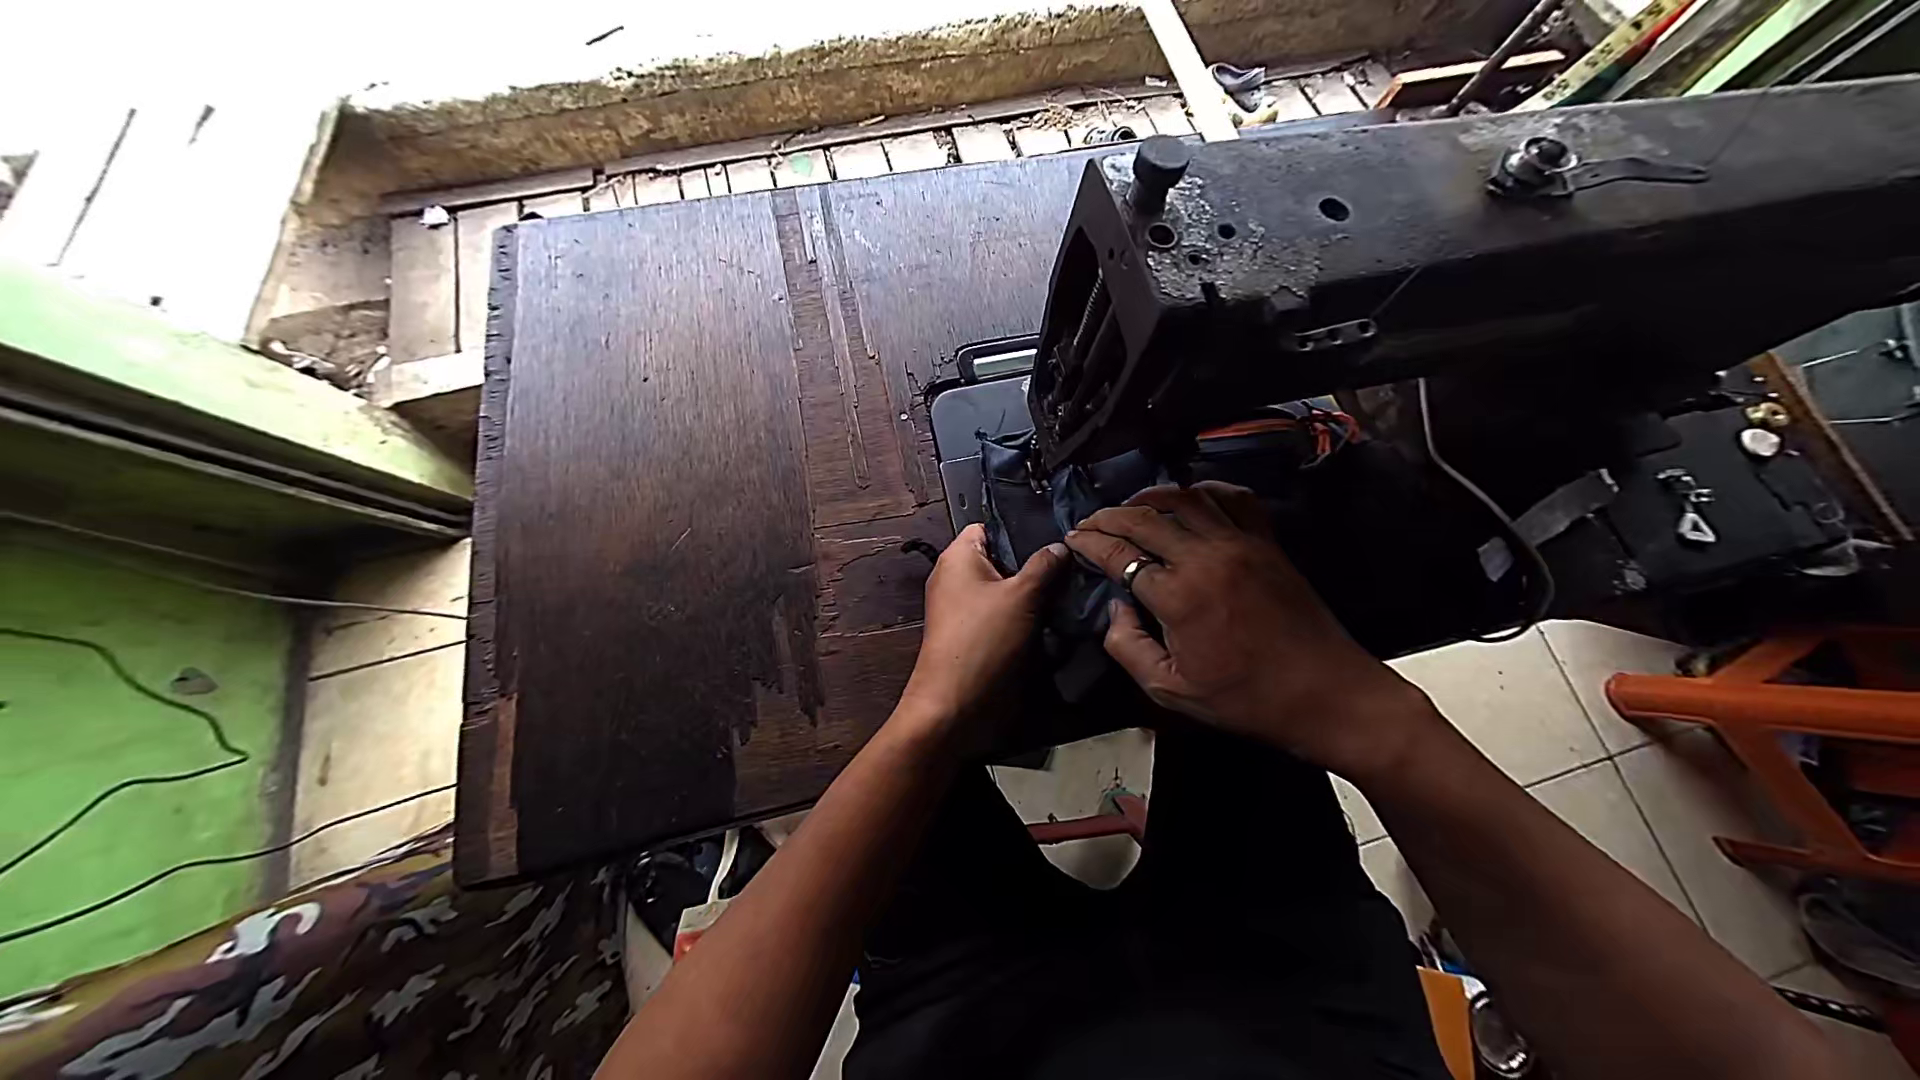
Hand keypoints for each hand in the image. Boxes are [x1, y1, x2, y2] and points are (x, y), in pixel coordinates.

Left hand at [897, 524, 1067, 744]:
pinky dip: (1025, 617)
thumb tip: (1061, 546)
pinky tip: (1055, 620)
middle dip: (1034, 563)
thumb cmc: (982, 640)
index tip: (1056, 535)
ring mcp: (964, 608)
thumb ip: (1044, 566)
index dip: (1020, 529)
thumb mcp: (1022, 596)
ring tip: (1071, 592)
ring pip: (1007, 589)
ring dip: (1034, 593)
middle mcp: (956, 578)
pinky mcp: (975, 635)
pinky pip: (1004, 615)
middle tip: (1072, 566)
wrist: (955, 704)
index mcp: (957, 557)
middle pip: (1002, 559)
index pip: (989, 526)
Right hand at [1065, 482, 1429, 779]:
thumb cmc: (1244, 698)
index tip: (1073, 539)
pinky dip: (1206, 492)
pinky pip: (1234, 500)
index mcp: (1177, 595)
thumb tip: (1115, 606)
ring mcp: (1240, 544)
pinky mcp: (1267, 543)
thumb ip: (1126, 645)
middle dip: (1108, 516)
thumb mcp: (1169, 689)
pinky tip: (1190, 499)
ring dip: (1149, 497)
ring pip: (1184, 499)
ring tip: (1129, 506)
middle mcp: (1205, 558)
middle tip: (1089, 521)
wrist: (1326, 693)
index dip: (1089, 543)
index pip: (1119, 554)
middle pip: (1144, 518)